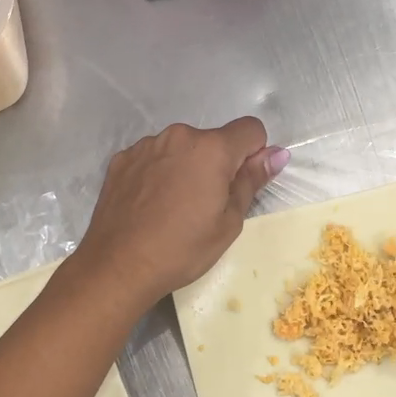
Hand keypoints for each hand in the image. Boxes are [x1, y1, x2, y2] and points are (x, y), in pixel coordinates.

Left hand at [70, 117, 289, 305]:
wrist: (118, 267)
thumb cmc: (181, 251)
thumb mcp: (227, 224)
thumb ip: (252, 182)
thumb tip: (276, 155)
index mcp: (211, 149)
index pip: (250, 129)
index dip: (253, 155)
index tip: (240, 186)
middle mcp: (178, 136)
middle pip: (211, 141)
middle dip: (215, 165)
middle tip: (203, 208)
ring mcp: (145, 146)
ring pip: (179, 150)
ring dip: (184, 169)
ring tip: (172, 210)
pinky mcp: (121, 161)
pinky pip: (151, 159)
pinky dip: (156, 175)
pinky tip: (149, 207)